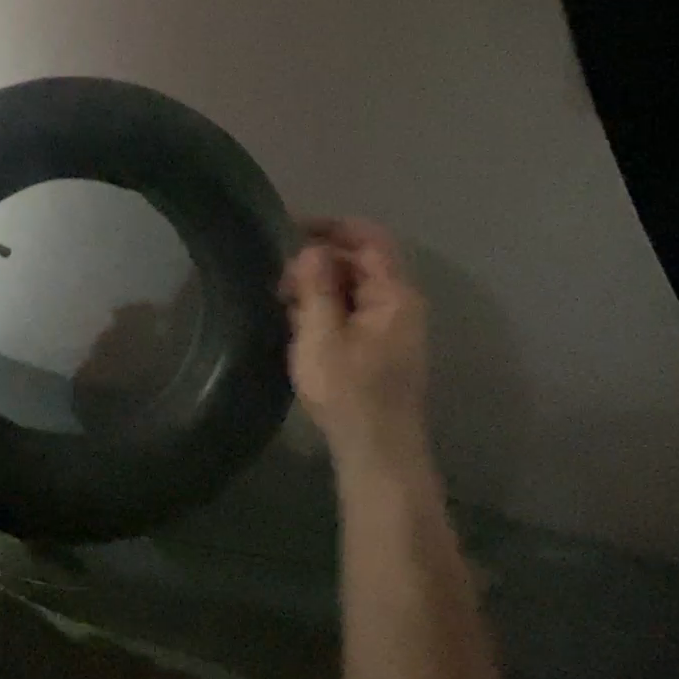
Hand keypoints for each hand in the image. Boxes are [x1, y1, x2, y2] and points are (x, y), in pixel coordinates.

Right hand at [280, 218, 430, 469]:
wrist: (378, 451)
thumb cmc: (349, 391)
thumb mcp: (321, 335)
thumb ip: (316, 287)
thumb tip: (310, 249)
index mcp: (394, 295)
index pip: (369, 239)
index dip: (330, 226)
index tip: (289, 229)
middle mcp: (400, 304)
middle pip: (360, 262)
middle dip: (317, 262)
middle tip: (278, 280)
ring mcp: (393, 327)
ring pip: (353, 287)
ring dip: (318, 287)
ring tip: (283, 304)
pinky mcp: (381, 347)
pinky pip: (352, 310)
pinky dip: (326, 308)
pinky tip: (300, 326)